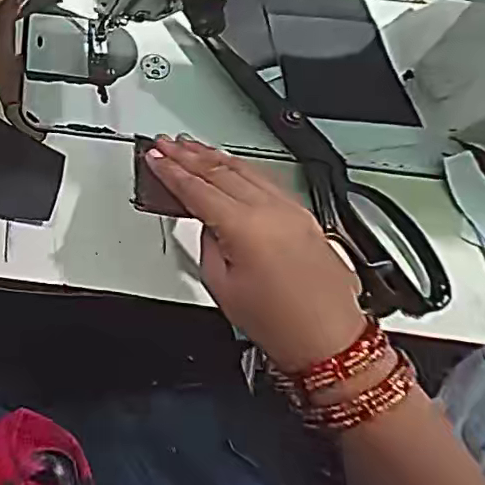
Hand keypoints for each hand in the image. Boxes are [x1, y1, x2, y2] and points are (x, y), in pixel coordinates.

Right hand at [144, 136, 367, 370]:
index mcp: (244, 227)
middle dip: (186, 154)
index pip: (196, 188)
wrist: (330, 341)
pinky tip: (229, 162)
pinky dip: (240, 166)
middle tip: (165, 143)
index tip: (154, 157)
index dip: (170, 170)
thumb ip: (208, 242)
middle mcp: (271, 211)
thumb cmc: (280, 322)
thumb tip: (207, 222)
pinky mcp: (305, 216)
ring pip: (244, 168)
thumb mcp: (220, 283)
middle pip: (219, 170)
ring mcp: (291, 211)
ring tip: (190, 146)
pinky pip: (265, 179)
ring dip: (212, 155)